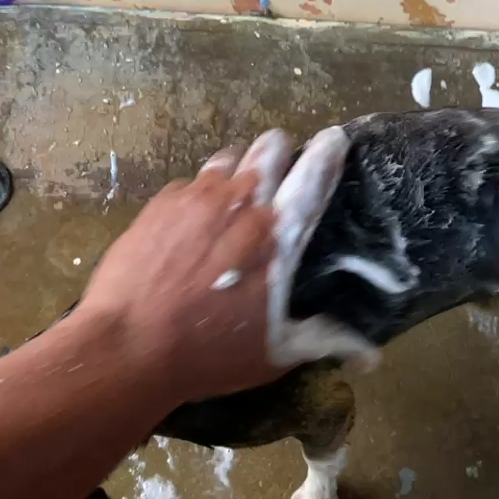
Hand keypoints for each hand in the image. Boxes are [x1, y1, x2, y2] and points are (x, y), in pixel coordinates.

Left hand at [76, 128, 378, 401]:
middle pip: (271, 146)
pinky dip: (198, 196)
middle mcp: (241, 204)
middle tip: (276, 179)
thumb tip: (371, 358)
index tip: (334, 140)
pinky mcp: (161, 203)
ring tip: (231, 201)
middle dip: (280, 154)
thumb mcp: (276, 353)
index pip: (314, 175)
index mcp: (278, 236)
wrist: (127, 347)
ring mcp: (197, 198)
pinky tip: (190, 226)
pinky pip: (190, 183)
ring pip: (228, 158)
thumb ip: (325, 339)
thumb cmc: (209, 353)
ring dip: (238, 171)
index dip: (329, 151)